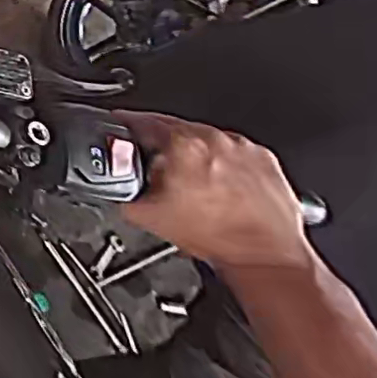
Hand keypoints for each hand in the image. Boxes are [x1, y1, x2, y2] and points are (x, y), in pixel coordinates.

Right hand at [115, 111, 313, 273]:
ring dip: (190, 150)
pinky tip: (216, 184)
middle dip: (158, 141)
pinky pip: (230, 149)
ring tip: (189, 180)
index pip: (142, 120)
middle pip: (172, 126)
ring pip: (202, 137)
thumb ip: (121, 189)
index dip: (124, 123)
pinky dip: (219, 160)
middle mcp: (213, 139)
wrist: (265, 257)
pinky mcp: (262, 157)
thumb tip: (111, 179)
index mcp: (182, 145)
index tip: (121, 125)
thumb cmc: (217, 237)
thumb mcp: (148, 215)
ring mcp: (241, 147)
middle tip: (153, 163)